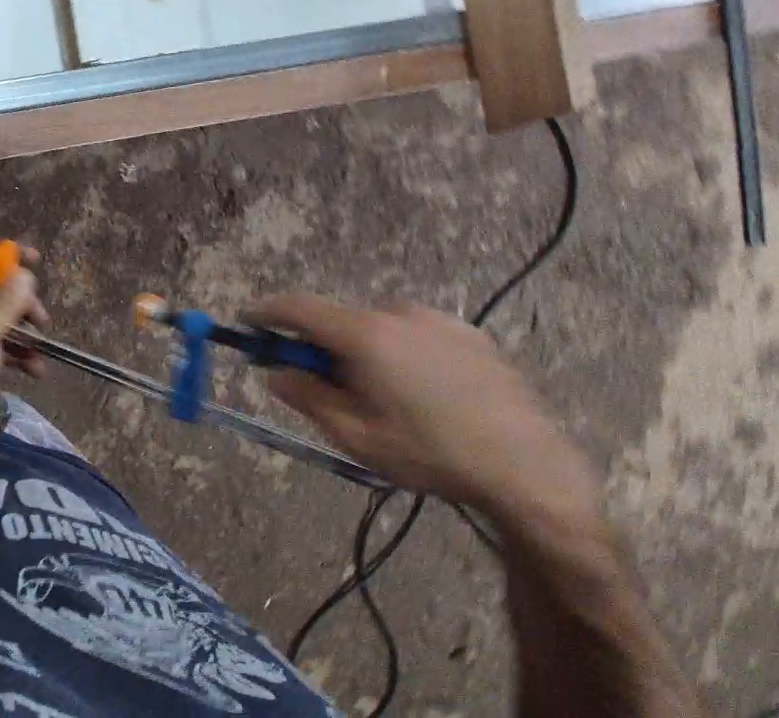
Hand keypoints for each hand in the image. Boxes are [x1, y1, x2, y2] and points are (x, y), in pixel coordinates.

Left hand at [0, 247, 50, 428]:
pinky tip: (36, 370)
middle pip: (2, 291)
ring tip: (40, 349)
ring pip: (7, 321)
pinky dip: (21, 356)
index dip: (9, 255)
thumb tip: (25, 273)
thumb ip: (7, 302)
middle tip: (40, 319)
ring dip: (27, 334)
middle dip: (25, 303)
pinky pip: (5, 347)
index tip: (35, 260)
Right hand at [247, 296, 600, 519]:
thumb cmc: (431, 454)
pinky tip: (420, 393)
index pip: (298, 308)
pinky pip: (415, 334)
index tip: (247, 323)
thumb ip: (307, 397)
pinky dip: (400, 352)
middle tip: (321, 383)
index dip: (266, 313)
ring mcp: (439, 321)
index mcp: (364, 335)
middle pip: (339, 319)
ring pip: (378, 327)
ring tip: (381, 398)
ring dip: (363, 350)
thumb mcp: (354, 436)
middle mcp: (398, 314)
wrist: (530, 469)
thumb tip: (276, 373)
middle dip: (320, 345)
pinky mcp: (471, 334)